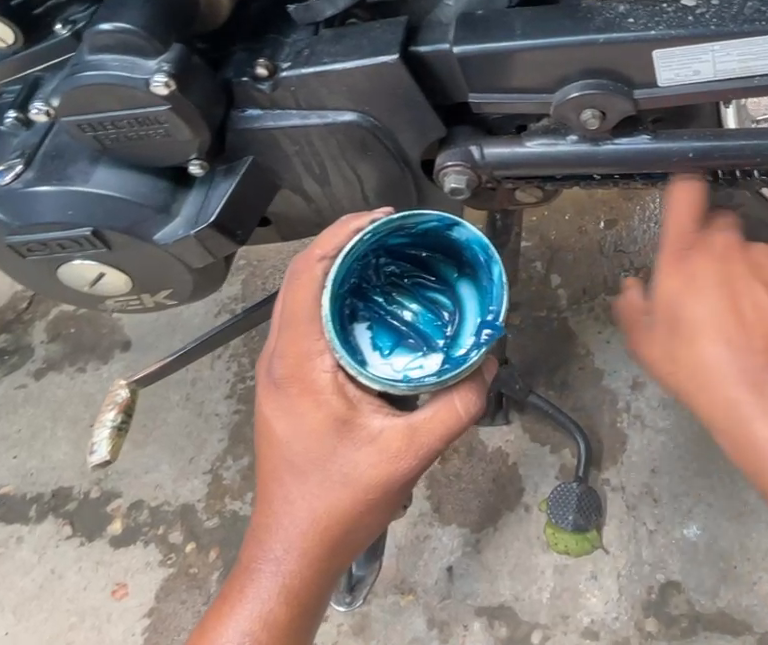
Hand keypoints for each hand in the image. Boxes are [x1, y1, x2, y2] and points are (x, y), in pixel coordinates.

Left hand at [247, 209, 494, 564]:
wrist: (293, 549)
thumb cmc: (338, 501)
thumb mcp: (409, 453)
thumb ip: (457, 406)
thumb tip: (489, 362)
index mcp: (298, 361)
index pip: (308, 274)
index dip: (342, 234)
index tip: (384, 218)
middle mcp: (279, 358)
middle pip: (301, 277)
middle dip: (344, 242)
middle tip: (394, 231)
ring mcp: (278, 372)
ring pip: (300, 298)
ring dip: (336, 269)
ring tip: (385, 256)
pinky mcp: (287, 385)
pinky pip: (306, 322)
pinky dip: (334, 298)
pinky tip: (372, 305)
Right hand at [613, 176, 767, 428]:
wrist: (755, 391)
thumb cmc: (694, 366)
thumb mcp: (645, 342)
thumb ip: (632, 305)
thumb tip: (631, 287)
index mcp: (682, 254)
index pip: (685, 194)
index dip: (686, 188)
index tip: (688, 191)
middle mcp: (723, 245)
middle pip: (720, 224)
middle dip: (717, 245)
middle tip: (714, 282)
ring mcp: (762, 256)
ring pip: (752, 250)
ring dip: (747, 270)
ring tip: (745, 310)